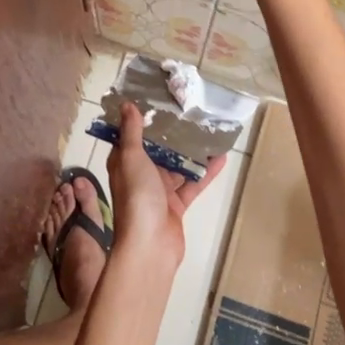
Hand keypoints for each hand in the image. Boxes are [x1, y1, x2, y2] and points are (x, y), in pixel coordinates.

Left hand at [106, 102, 227, 267]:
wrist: (150, 244)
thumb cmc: (137, 197)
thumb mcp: (131, 158)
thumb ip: (131, 133)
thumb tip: (126, 104)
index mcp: (124, 164)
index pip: (130, 138)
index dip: (140, 120)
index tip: (156, 101)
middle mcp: (140, 175)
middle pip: (156, 152)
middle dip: (170, 135)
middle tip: (189, 113)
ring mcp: (159, 192)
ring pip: (176, 167)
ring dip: (190, 153)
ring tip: (208, 131)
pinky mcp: (177, 205)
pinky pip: (192, 184)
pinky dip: (205, 173)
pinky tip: (221, 158)